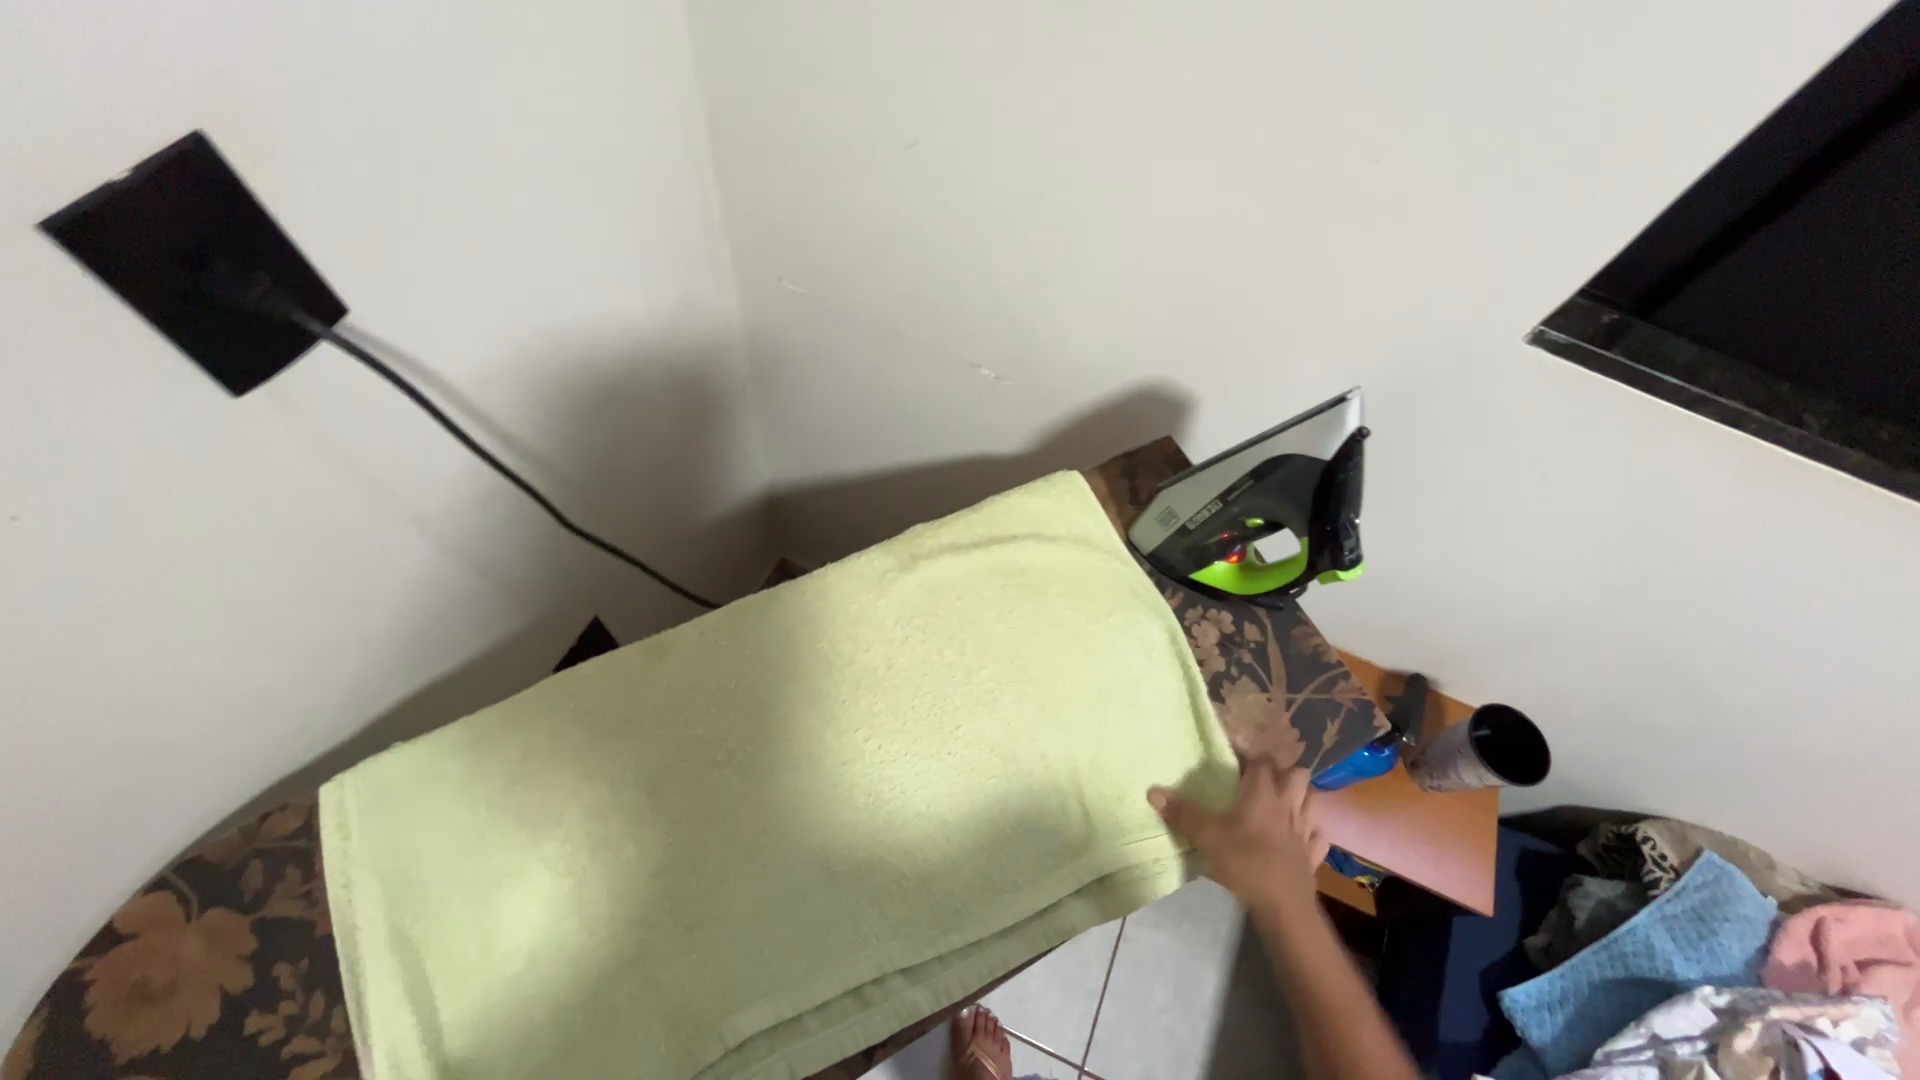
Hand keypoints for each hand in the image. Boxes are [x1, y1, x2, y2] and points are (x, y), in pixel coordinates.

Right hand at [1148, 758, 1329, 908]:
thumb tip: (1153, 791)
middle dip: (1283, 772)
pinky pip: (1318, 834)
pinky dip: (1312, 830)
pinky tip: (1301, 834)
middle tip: (1263, 780)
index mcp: (1263, 793)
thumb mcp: (1206, 836)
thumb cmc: (1244, 861)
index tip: (1234, 759)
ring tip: (1285, 801)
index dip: (1249, 757)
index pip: (1261, 761)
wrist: (1283, 904)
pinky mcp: (1313, 854)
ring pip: (1313, 800)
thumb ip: (1182, 812)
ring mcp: (1305, 829)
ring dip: (1302, 796)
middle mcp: (1288, 805)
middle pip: (1296, 774)